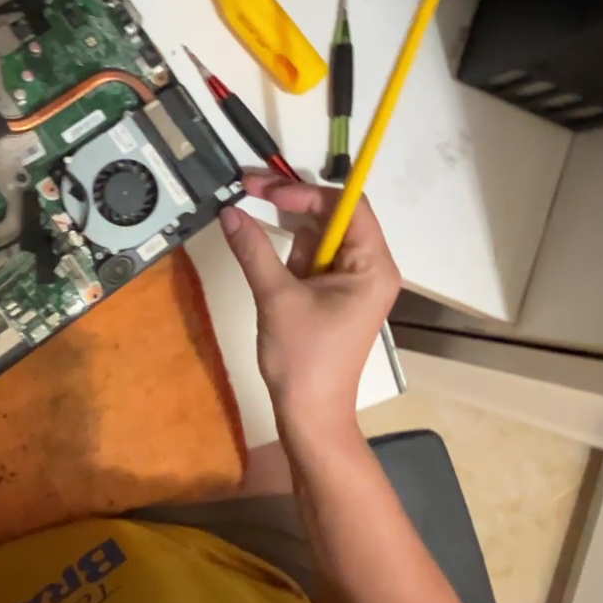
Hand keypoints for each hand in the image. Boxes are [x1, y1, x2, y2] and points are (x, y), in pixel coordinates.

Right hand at [218, 172, 400, 441]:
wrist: (310, 413)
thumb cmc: (303, 359)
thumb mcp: (275, 297)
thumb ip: (253, 249)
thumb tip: (230, 210)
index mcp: (373, 266)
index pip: (348, 206)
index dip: (306, 192)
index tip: (265, 193)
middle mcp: (370, 267)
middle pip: (334, 215)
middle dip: (291, 204)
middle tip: (247, 189)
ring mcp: (353, 280)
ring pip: (319, 235)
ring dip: (287, 231)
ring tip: (255, 226)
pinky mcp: (335, 293)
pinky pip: (313, 258)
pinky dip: (288, 253)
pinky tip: (268, 262)